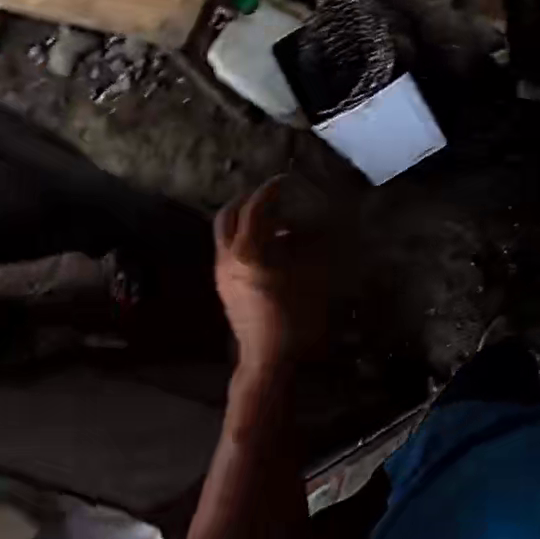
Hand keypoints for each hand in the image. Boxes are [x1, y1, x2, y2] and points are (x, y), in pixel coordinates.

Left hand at [214, 175, 333, 378]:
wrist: (267, 358)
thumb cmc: (294, 319)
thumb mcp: (311, 278)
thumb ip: (312, 247)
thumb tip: (317, 225)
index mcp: (249, 253)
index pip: (256, 210)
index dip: (270, 191)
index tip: (285, 180)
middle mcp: (228, 258)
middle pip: (228, 216)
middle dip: (248, 201)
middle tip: (272, 196)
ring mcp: (222, 273)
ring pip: (226, 234)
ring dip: (247, 221)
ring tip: (277, 222)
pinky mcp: (225, 286)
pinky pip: (229, 250)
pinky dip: (246, 238)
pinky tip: (272, 248)